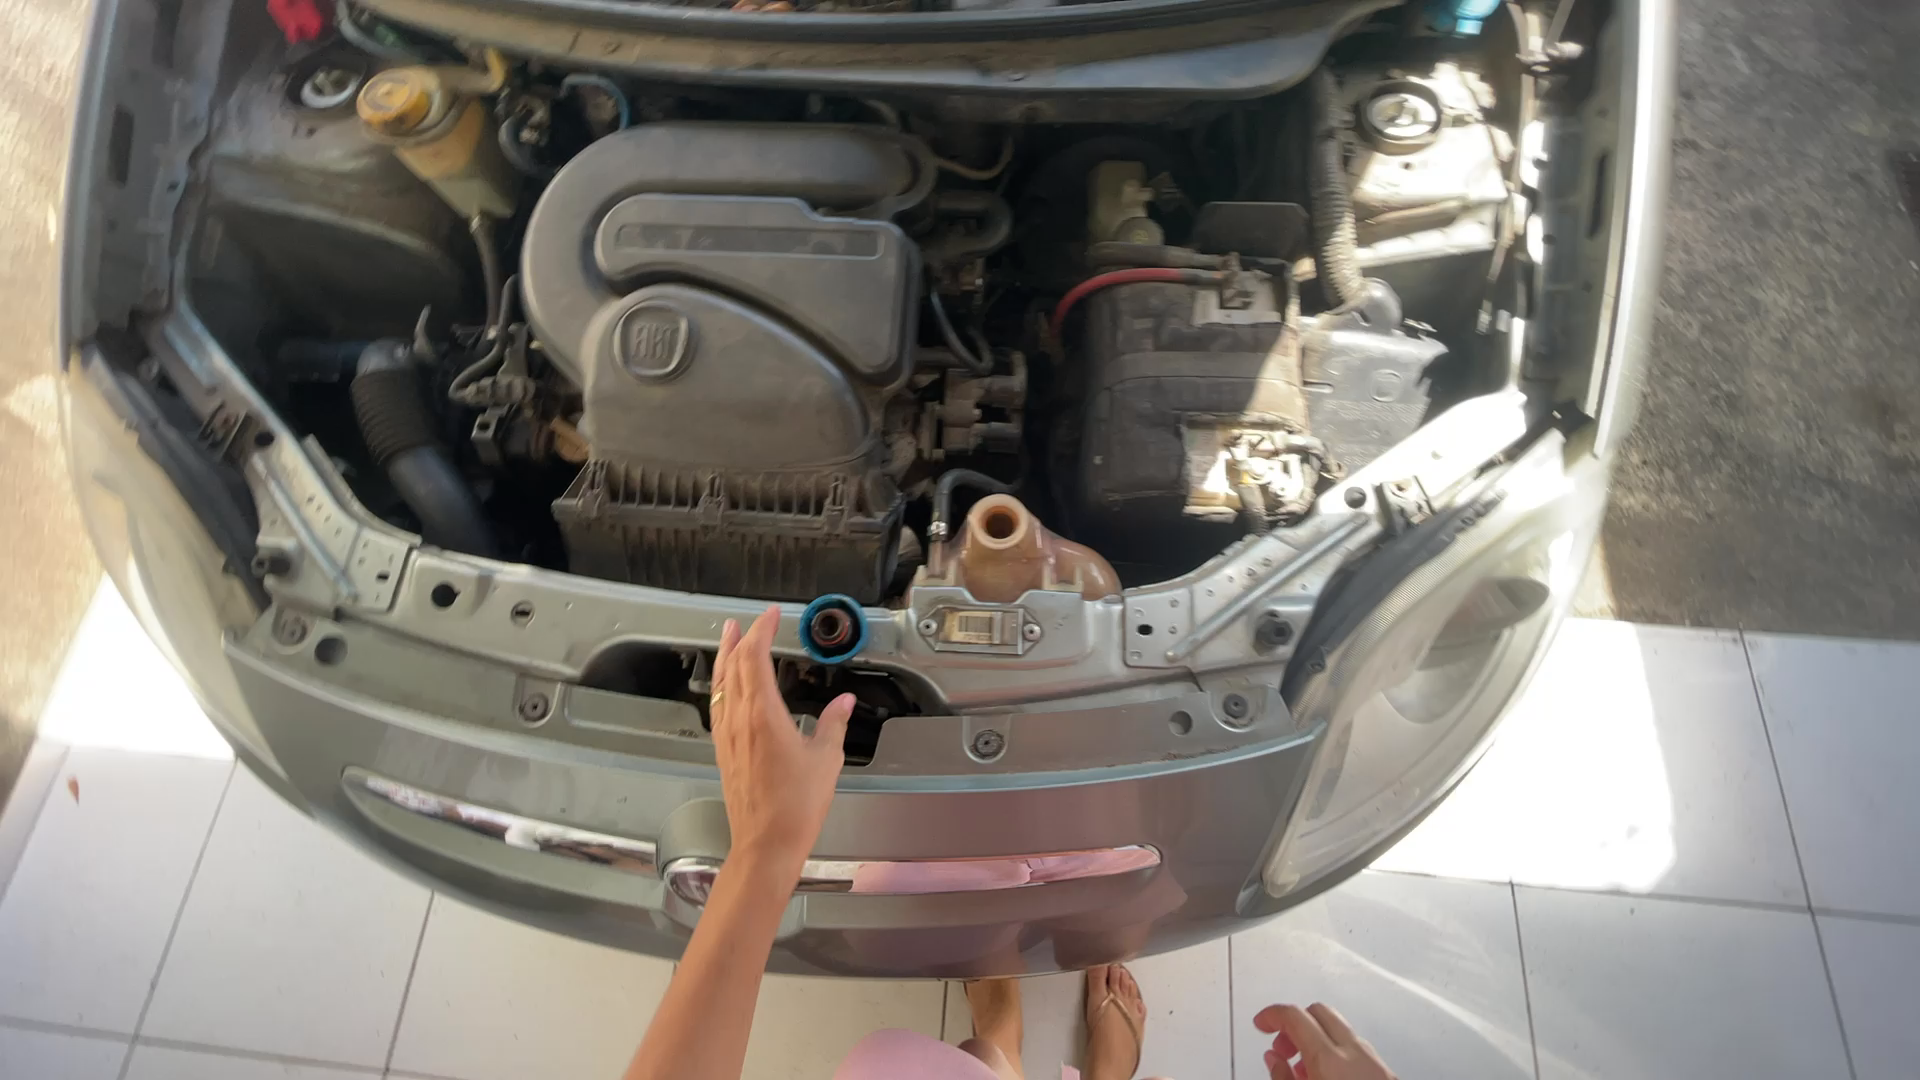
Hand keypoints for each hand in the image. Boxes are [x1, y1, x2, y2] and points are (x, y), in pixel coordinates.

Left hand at [711, 605, 853, 882]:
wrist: (766, 844)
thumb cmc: (798, 803)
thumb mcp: (826, 758)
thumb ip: (834, 723)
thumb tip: (844, 699)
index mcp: (763, 715)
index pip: (755, 658)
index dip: (761, 631)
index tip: (772, 615)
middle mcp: (739, 720)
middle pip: (733, 667)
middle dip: (738, 639)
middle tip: (744, 620)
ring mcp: (726, 736)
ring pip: (720, 686)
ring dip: (725, 659)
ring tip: (727, 640)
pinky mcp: (723, 751)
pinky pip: (718, 707)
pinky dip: (722, 685)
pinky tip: (727, 687)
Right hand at [1254, 1004, 1396, 1079]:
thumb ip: (1284, 1079)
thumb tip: (1275, 1061)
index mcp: (1329, 1058)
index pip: (1293, 1015)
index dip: (1272, 1015)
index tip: (1262, 1024)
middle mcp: (1355, 1053)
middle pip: (1319, 1012)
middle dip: (1296, 1022)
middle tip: (1282, 1045)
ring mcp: (1377, 1064)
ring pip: (1340, 1031)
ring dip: (1317, 1039)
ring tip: (1304, 1069)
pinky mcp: (1390, 1077)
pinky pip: (1357, 1051)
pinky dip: (1337, 1053)